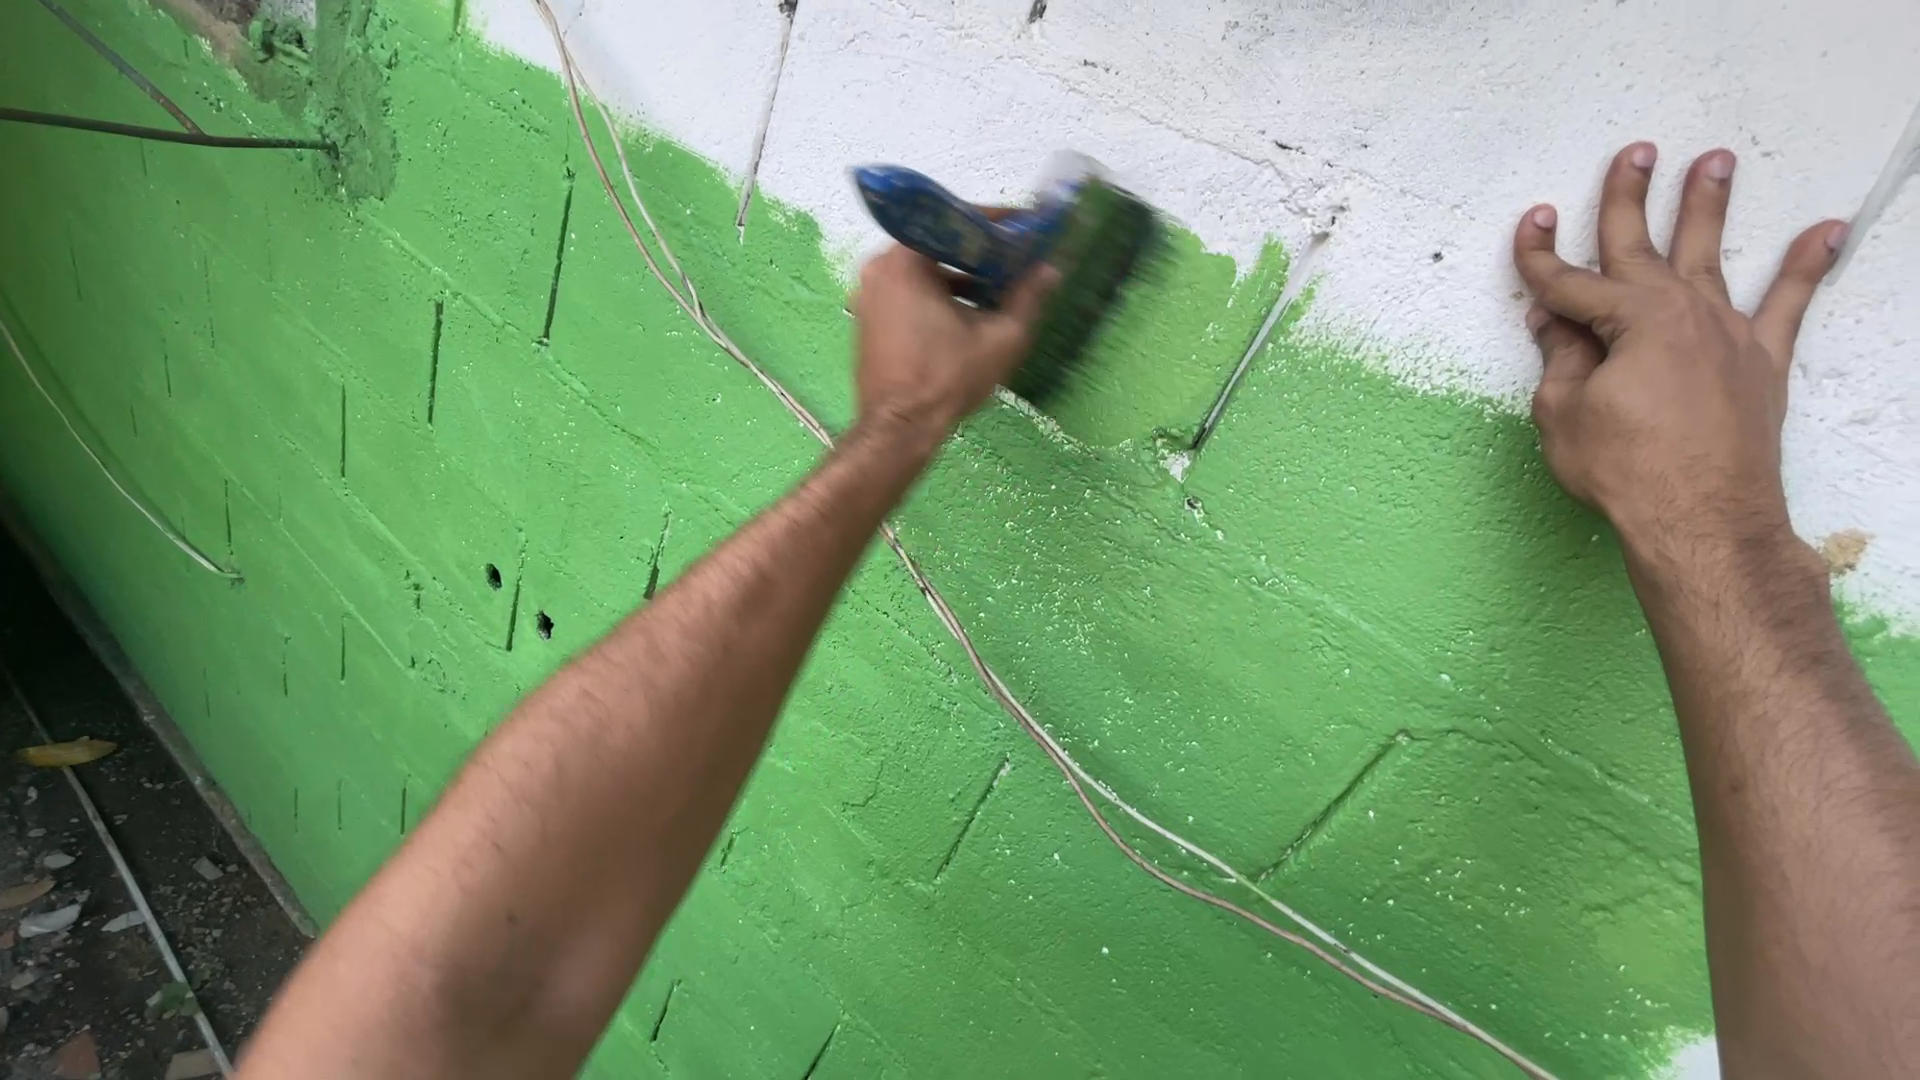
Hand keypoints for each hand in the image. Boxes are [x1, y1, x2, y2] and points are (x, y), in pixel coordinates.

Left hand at [850, 242, 1056, 442]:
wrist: (899, 430)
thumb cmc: (947, 379)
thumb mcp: (1000, 338)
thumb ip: (1028, 297)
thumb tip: (1051, 269)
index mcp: (906, 259)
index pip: (958, 222)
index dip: (1000, 225)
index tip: (1028, 230)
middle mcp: (880, 267)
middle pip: (940, 245)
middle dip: (982, 253)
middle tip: (1019, 261)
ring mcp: (869, 294)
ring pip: (926, 272)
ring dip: (963, 277)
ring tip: (1001, 290)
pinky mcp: (869, 319)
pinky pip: (911, 293)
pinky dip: (940, 297)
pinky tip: (971, 314)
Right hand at [1513, 142, 1848, 563]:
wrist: (1700, 515)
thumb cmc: (1620, 466)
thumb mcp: (1562, 413)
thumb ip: (1561, 359)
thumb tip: (1554, 321)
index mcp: (1630, 324)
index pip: (1572, 283)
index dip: (1541, 256)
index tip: (1531, 223)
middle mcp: (1683, 314)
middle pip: (1644, 249)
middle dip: (1630, 200)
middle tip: (1634, 154)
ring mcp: (1728, 333)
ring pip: (1711, 258)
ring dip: (1708, 210)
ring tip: (1714, 163)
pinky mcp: (1761, 361)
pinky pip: (1787, 304)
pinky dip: (1803, 268)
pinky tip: (1821, 232)